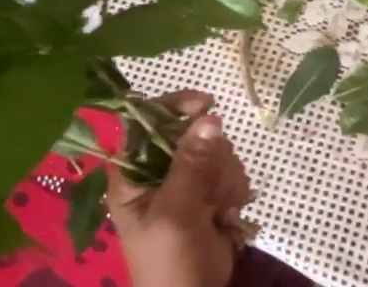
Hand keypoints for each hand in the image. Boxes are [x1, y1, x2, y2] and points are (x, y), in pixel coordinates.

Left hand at [106, 91, 252, 286]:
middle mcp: (158, 172)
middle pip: (192, 132)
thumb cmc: (170, 262)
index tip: (205, 104)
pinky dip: (234, 187)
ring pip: (217, 148)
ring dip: (226, 176)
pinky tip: (229, 211)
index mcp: (133, 175)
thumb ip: (191, 163)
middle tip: (211, 187)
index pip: (145, 122)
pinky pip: (231, 167)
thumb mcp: (176, 212)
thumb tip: (210, 116)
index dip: (173, 106)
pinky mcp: (210, 192)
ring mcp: (186, 181)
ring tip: (219, 208)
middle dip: (211, 155)